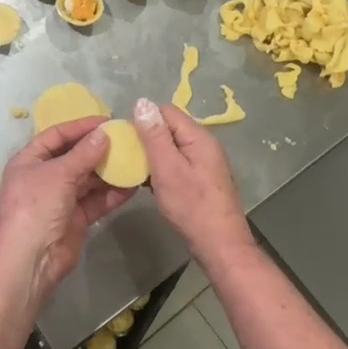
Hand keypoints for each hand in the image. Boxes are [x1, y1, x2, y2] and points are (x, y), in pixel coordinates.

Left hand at [0, 117, 136, 295]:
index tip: (107, 120)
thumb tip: (103, 134)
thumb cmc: (36, 206)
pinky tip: (132, 186)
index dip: (80, 126)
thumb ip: (82, 154)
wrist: (31, 259)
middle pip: (74, 156)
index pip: (57, 135)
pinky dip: (112, 194)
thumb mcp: (58, 174)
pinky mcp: (76, 218)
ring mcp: (61, 198)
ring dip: (109, 171)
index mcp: (30, 159)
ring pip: (88, 179)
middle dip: (98, 149)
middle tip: (126, 140)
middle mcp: (45, 176)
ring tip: (134, 160)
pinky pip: (96, 201)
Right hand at [132, 99, 255, 264]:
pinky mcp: (203, 178)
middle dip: (147, 138)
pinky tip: (152, 183)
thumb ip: (154, 135)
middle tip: (129, 157)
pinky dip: (163, 168)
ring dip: (154, 155)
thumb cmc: (192, 207)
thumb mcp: (167, 168)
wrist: (221, 246)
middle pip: (169, 127)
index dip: (143, 120)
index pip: (165, 110)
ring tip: (137, 170)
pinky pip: (178, 162)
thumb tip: (142, 102)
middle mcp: (205, 144)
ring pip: (172, 146)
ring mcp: (205, 162)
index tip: (126, 140)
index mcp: (198, 136)